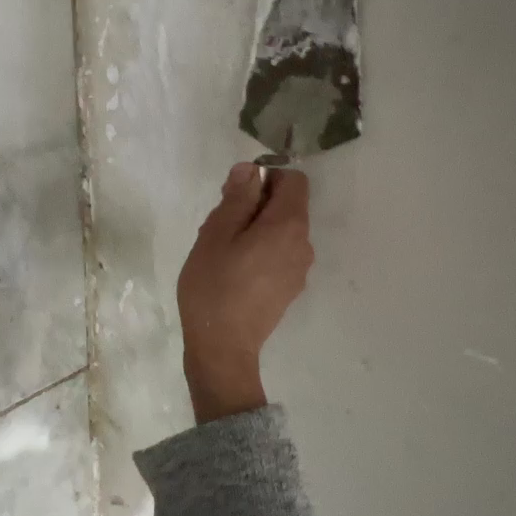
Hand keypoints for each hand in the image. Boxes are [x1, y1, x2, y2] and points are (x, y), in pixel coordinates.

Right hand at [176, 163, 313, 423]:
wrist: (222, 346)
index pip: (293, 181)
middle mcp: (303, 244)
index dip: (265, 178)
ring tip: (222, 252)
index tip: (233, 195)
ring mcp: (299, 269)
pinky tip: (233, 272)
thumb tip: (251, 169)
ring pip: (281, 233)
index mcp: (287, 225)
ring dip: (256, 231)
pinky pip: (279, 256)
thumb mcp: (215, 235)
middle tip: (218, 226)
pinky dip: (260, 252)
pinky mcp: (290, 289)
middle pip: (288, 207)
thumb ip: (236, 198)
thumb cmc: (213, 286)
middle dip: (256, 206)